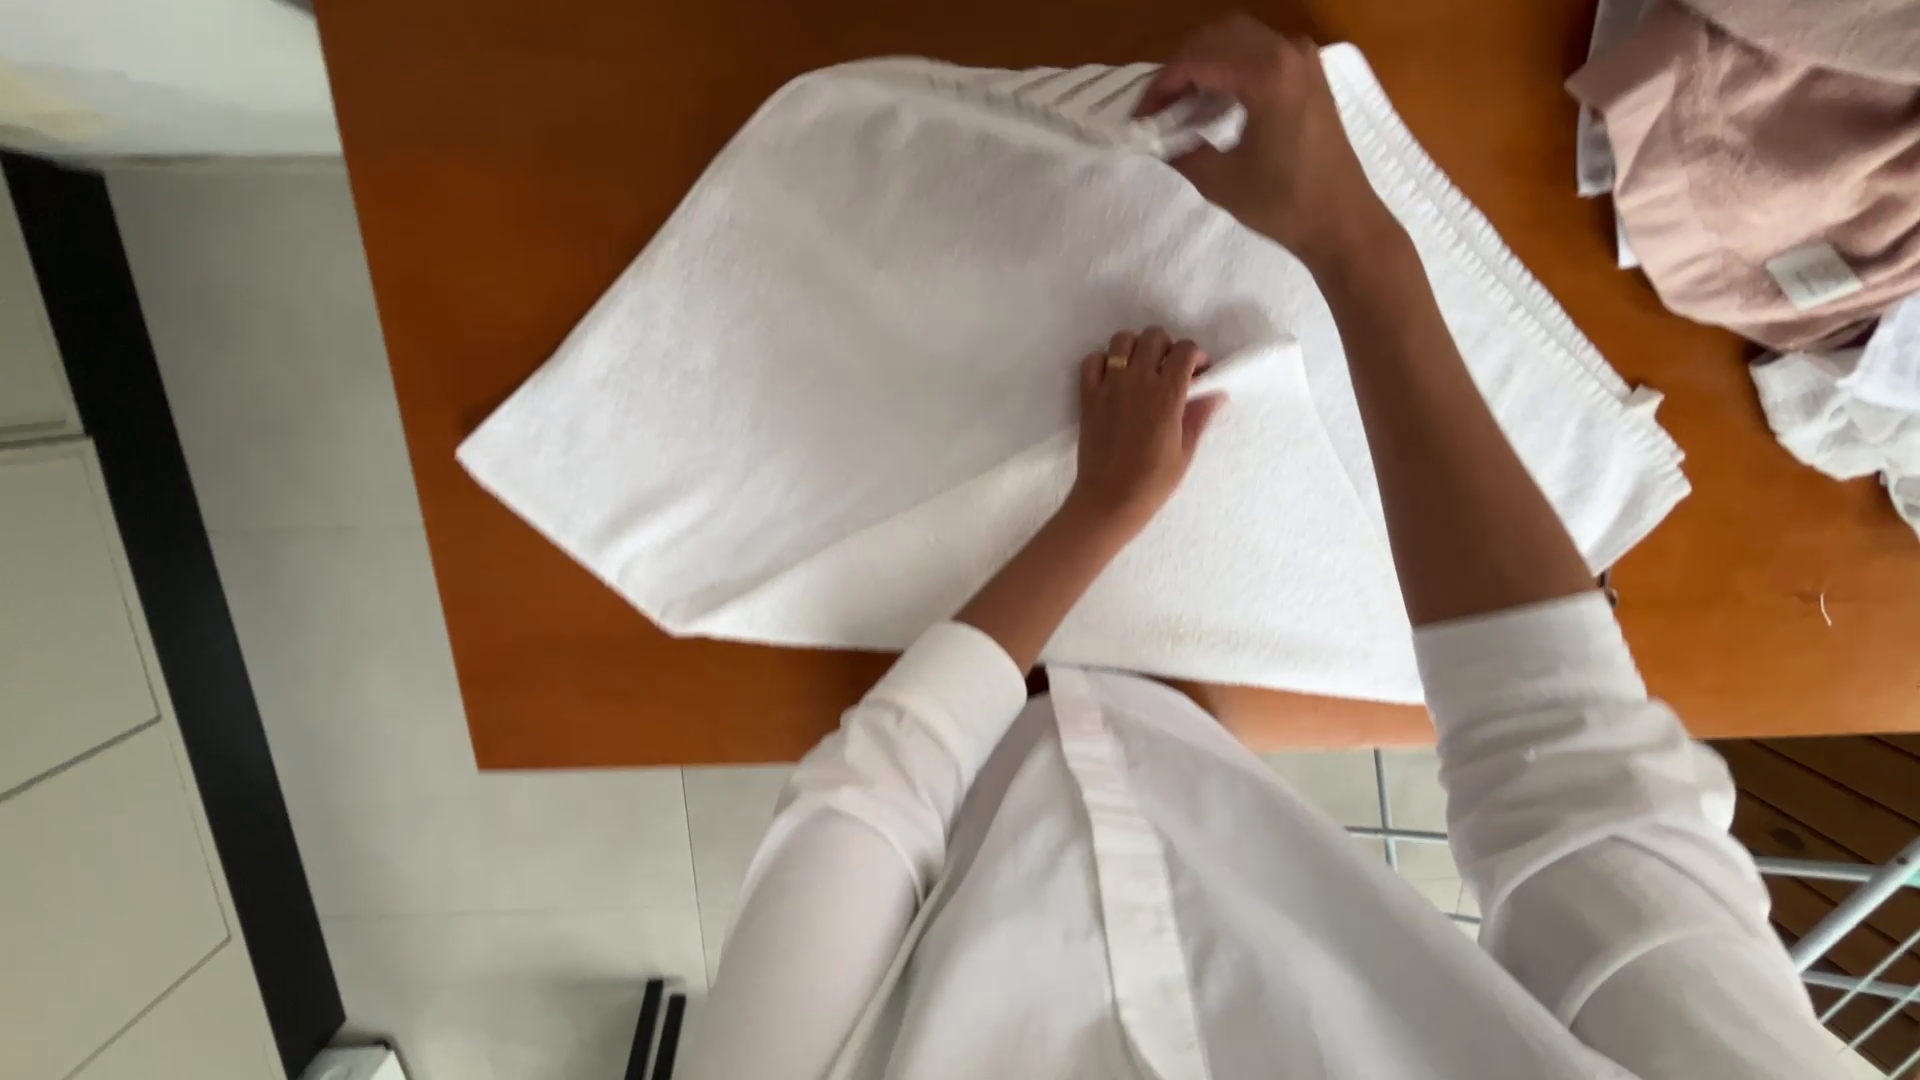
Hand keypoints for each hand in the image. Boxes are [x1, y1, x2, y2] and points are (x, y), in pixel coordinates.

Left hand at [1067, 326, 1224, 535]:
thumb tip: (1216, 395)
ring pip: (1121, 340)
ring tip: (1141, 369)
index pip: (1186, 350)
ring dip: (1135, 347)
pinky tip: (1112, 378)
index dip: (1196, 356)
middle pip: (1154, 336)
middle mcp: (1138, 382)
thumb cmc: (1153, 481)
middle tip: (1169, 369)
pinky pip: (1091, 361)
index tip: (1198, 371)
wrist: (1110, 498)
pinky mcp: (1088, 397)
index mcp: (1167, 394)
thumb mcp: (1185, 450)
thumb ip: (1198, 416)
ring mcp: (1109, 386)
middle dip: (1167, 347)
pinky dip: (1102, 361)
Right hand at [1136, 15, 1399, 271]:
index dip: (1162, 86)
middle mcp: (1287, 52)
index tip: (1141, 118)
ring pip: (1238, 39)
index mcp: (1267, 74)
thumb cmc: (1281, 203)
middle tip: (1157, 109)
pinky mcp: (1308, 75)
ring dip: (1204, 64)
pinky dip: (1229, 68)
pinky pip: (1259, 52)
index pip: (1198, 59)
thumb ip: (1183, 153)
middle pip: (1217, 37)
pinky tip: (1214, 103)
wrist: (1339, 218)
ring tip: (1181, 105)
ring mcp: (1302, 59)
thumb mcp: (1220, 181)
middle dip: (1180, 68)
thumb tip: (1160, 141)